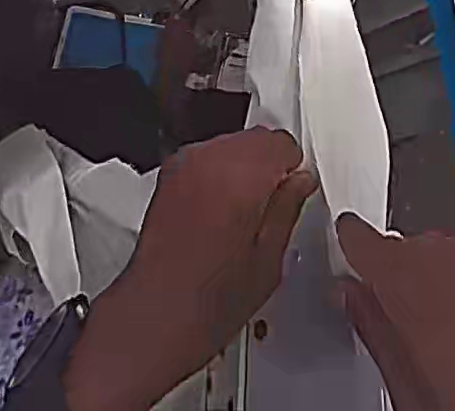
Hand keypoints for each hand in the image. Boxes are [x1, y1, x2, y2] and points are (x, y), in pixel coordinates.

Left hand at [63, 128, 315, 410]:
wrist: (154, 315)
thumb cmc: (206, 300)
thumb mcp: (269, 260)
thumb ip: (288, 208)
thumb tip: (300, 182)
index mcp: (243, 175)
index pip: (283, 143)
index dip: (292, 168)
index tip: (292, 188)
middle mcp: (213, 158)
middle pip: (257, 138)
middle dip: (269, 164)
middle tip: (270, 204)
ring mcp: (187, 163)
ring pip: (232, 143)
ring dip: (243, 166)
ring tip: (241, 212)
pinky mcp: (170, 172)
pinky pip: (208, 155)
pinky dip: (218, 170)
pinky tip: (219, 208)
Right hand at [336, 212, 454, 410]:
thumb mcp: (401, 379)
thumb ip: (371, 324)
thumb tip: (353, 297)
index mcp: (399, 273)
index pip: (359, 235)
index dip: (351, 242)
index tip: (348, 247)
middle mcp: (437, 251)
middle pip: (401, 246)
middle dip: (397, 273)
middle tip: (398, 317)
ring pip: (437, 248)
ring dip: (434, 273)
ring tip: (440, 327)